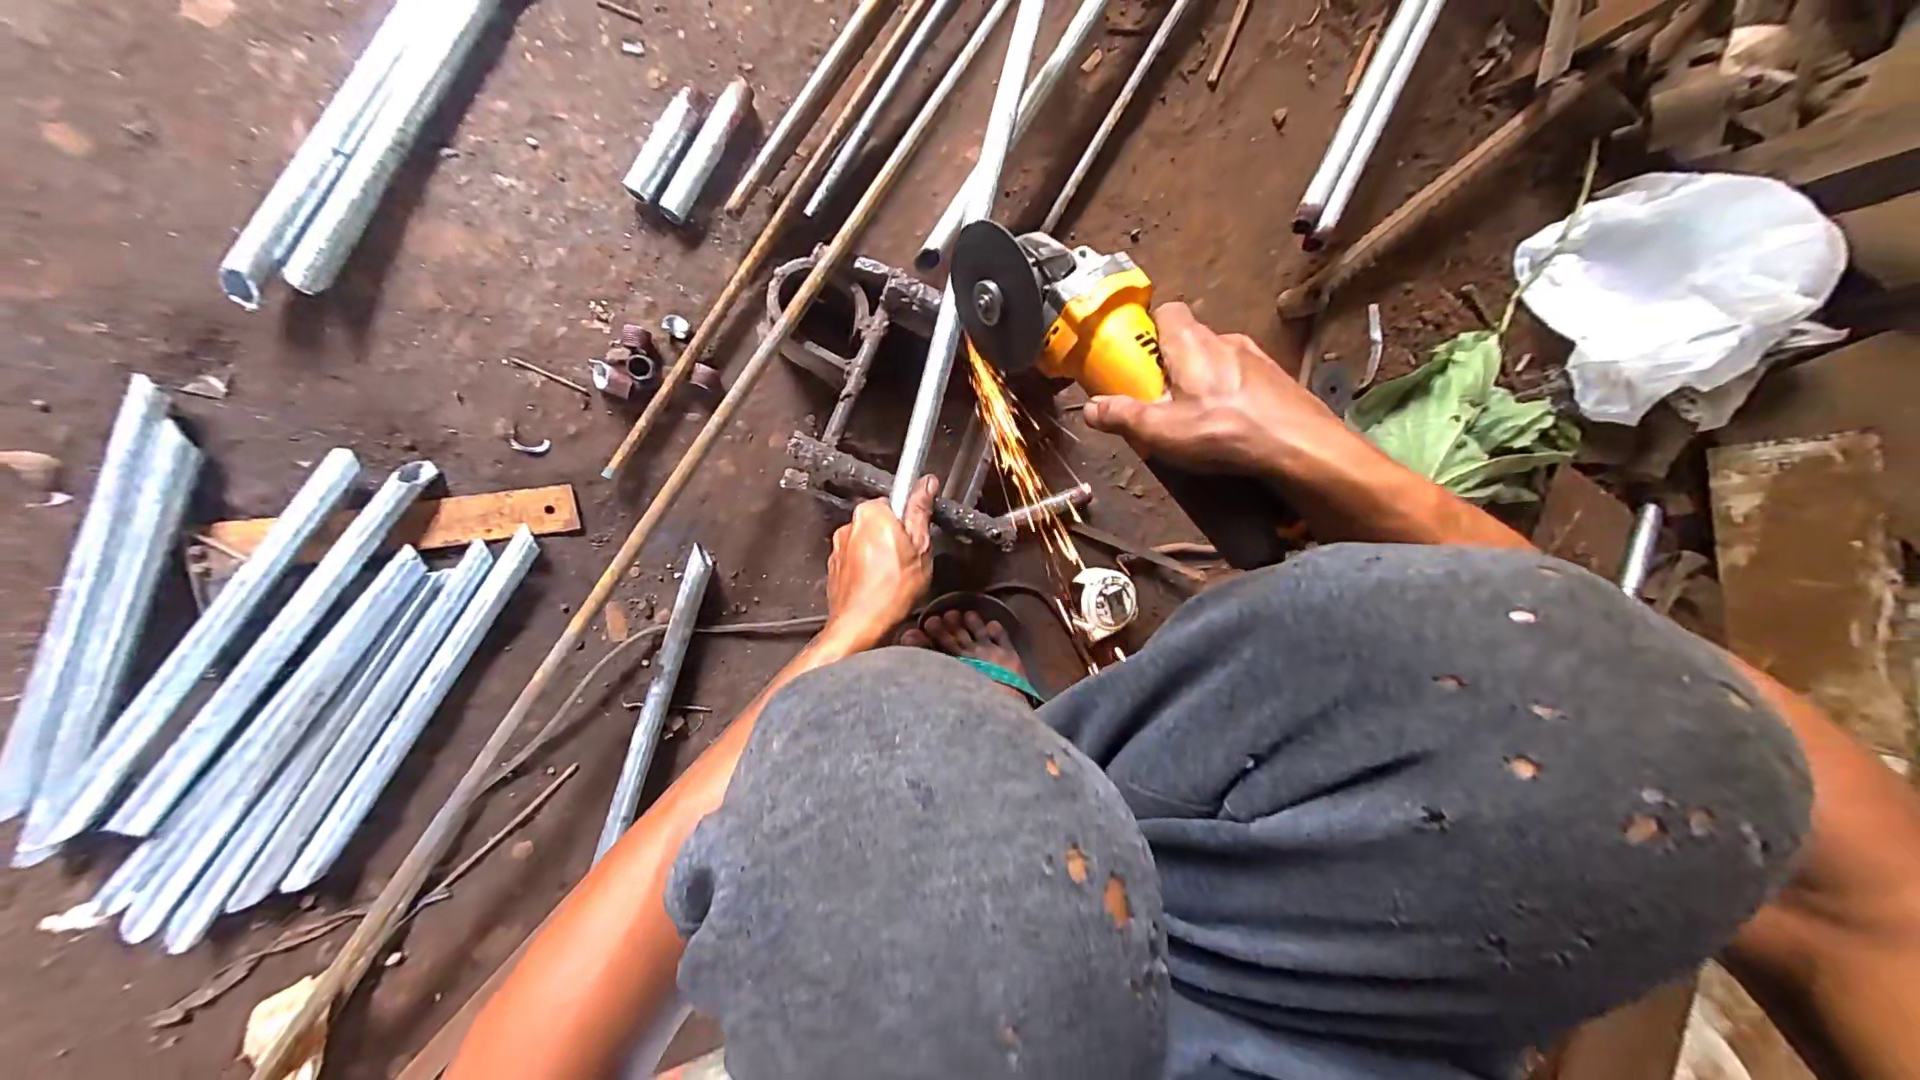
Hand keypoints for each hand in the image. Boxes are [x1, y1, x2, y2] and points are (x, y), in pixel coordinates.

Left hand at [823, 475, 936, 649]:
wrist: (861, 625)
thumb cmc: (891, 591)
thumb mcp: (920, 547)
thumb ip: (921, 511)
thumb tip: (926, 485)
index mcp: (871, 513)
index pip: (895, 501)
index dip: (909, 520)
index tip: (915, 535)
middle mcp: (850, 526)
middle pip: (880, 522)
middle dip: (894, 537)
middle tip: (910, 558)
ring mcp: (839, 547)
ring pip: (868, 543)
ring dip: (880, 554)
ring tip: (895, 576)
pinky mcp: (835, 566)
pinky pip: (856, 560)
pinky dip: (867, 569)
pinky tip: (880, 585)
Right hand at [1083, 303, 1355, 477]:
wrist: (1298, 446)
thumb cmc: (1224, 430)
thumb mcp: (1160, 429)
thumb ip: (1122, 417)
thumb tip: (1091, 409)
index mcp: (1191, 343)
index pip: (1166, 311)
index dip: (1148, 331)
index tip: (1135, 361)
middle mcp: (1224, 340)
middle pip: (1187, 341)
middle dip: (1168, 367)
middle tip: (1157, 403)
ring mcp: (1254, 357)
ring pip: (1215, 361)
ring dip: (1198, 383)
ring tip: (1191, 421)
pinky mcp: (1275, 379)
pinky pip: (1239, 379)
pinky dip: (1226, 396)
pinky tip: (1225, 427)